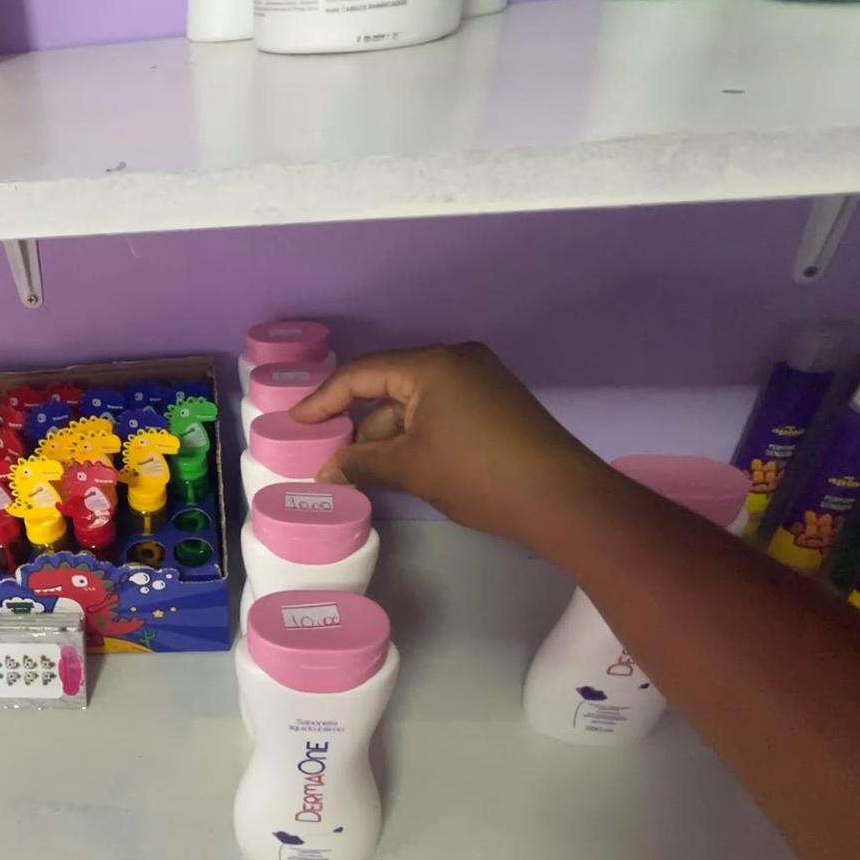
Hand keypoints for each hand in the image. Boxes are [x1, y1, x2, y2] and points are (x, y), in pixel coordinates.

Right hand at [289, 344, 608, 543]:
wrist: (564, 500)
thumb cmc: (478, 475)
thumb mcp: (410, 468)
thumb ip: (360, 462)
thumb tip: (324, 472)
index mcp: (432, 365)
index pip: (361, 375)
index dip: (323, 400)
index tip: (296, 423)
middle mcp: (455, 360)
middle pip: (386, 384)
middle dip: (355, 419)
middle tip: (323, 446)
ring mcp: (478, 378)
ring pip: (411, 400)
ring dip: (384, 431)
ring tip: (357, 465)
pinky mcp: (491, 400)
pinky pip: (436, 408)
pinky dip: (412, 431)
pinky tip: (394, 459)